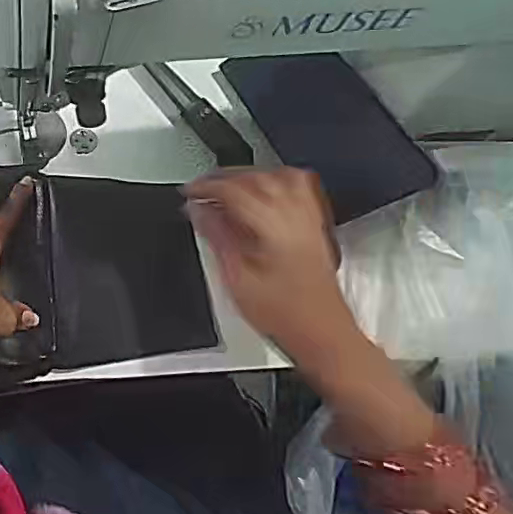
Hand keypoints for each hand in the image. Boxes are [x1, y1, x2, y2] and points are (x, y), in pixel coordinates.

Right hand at [183, 167, 359, 365]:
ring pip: (279, 178)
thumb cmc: (286, 316)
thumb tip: (198, 211)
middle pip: (257, 178)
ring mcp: (310, 222)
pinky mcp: (316, 229)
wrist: (323, 337)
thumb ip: (217, 237)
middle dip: (223, 178)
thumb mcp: (237, 278)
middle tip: (201, 188)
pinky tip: (263, 189)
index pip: (235, 191)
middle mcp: (296, 219)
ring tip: (226, 186)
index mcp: (274, 228)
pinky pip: (300, 188)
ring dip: (249, 176)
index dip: (206, 187)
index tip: (189, 193)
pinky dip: (276, 181)